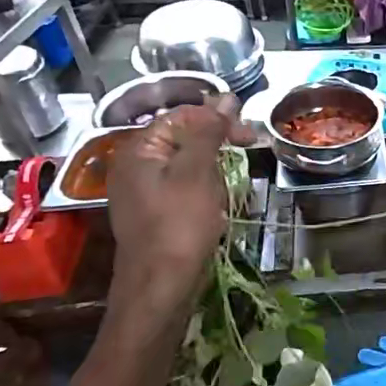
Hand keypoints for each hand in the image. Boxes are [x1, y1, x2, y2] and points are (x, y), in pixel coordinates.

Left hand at [104, 97, 255, 306]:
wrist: (159, 287)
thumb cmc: (179, 225)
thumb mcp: (198, 171)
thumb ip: (209, 130)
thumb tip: (224, 98)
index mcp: (139, 149)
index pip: (182, 116)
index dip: (218, 119)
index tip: (251, 135)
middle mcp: (134, 166)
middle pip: (183, 139)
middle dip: (216, 148)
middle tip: (244, 159)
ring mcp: (141, 192)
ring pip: (186, 166)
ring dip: (212, 174)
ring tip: (223, 194)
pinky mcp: (153, 215)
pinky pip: (182, 190)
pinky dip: (203, 194)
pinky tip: (212, 211)